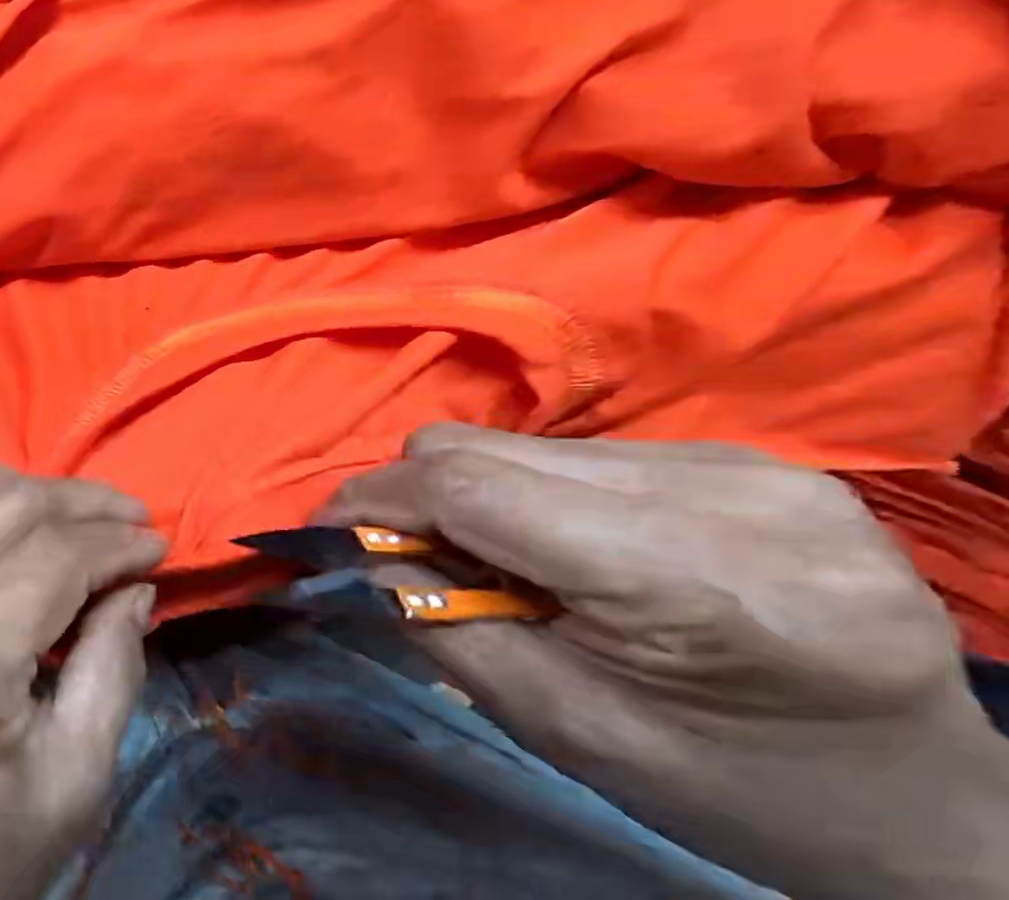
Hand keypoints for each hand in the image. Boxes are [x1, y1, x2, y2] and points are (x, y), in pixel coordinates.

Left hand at [0, 456, 165, 899]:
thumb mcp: (76, 774)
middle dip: (89, 504)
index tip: (159, 546)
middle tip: (135, 525)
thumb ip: (114, 662)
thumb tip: (136, 581)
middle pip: (15, 506)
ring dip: (43, 492)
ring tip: (88, 525)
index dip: (116, 543)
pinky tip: (28, 528)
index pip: (52, 560)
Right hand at [317, 424, 1008, 899]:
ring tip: (498, 564)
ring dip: (474, 496)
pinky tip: (564, 550)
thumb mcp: (561, 725)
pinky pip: (573, 454)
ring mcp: (744, 460)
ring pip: (522, 444)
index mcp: (692, 576)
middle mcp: (725, 489)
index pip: (473, 486)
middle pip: (488, 449)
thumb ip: (443, 623)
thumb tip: (366, 550)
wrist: (924, 804)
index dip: (377, 499)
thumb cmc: (731, 792)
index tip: (324, 527)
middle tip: (406, 558)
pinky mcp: (743, 454)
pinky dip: (531, 495)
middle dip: (415, 497)